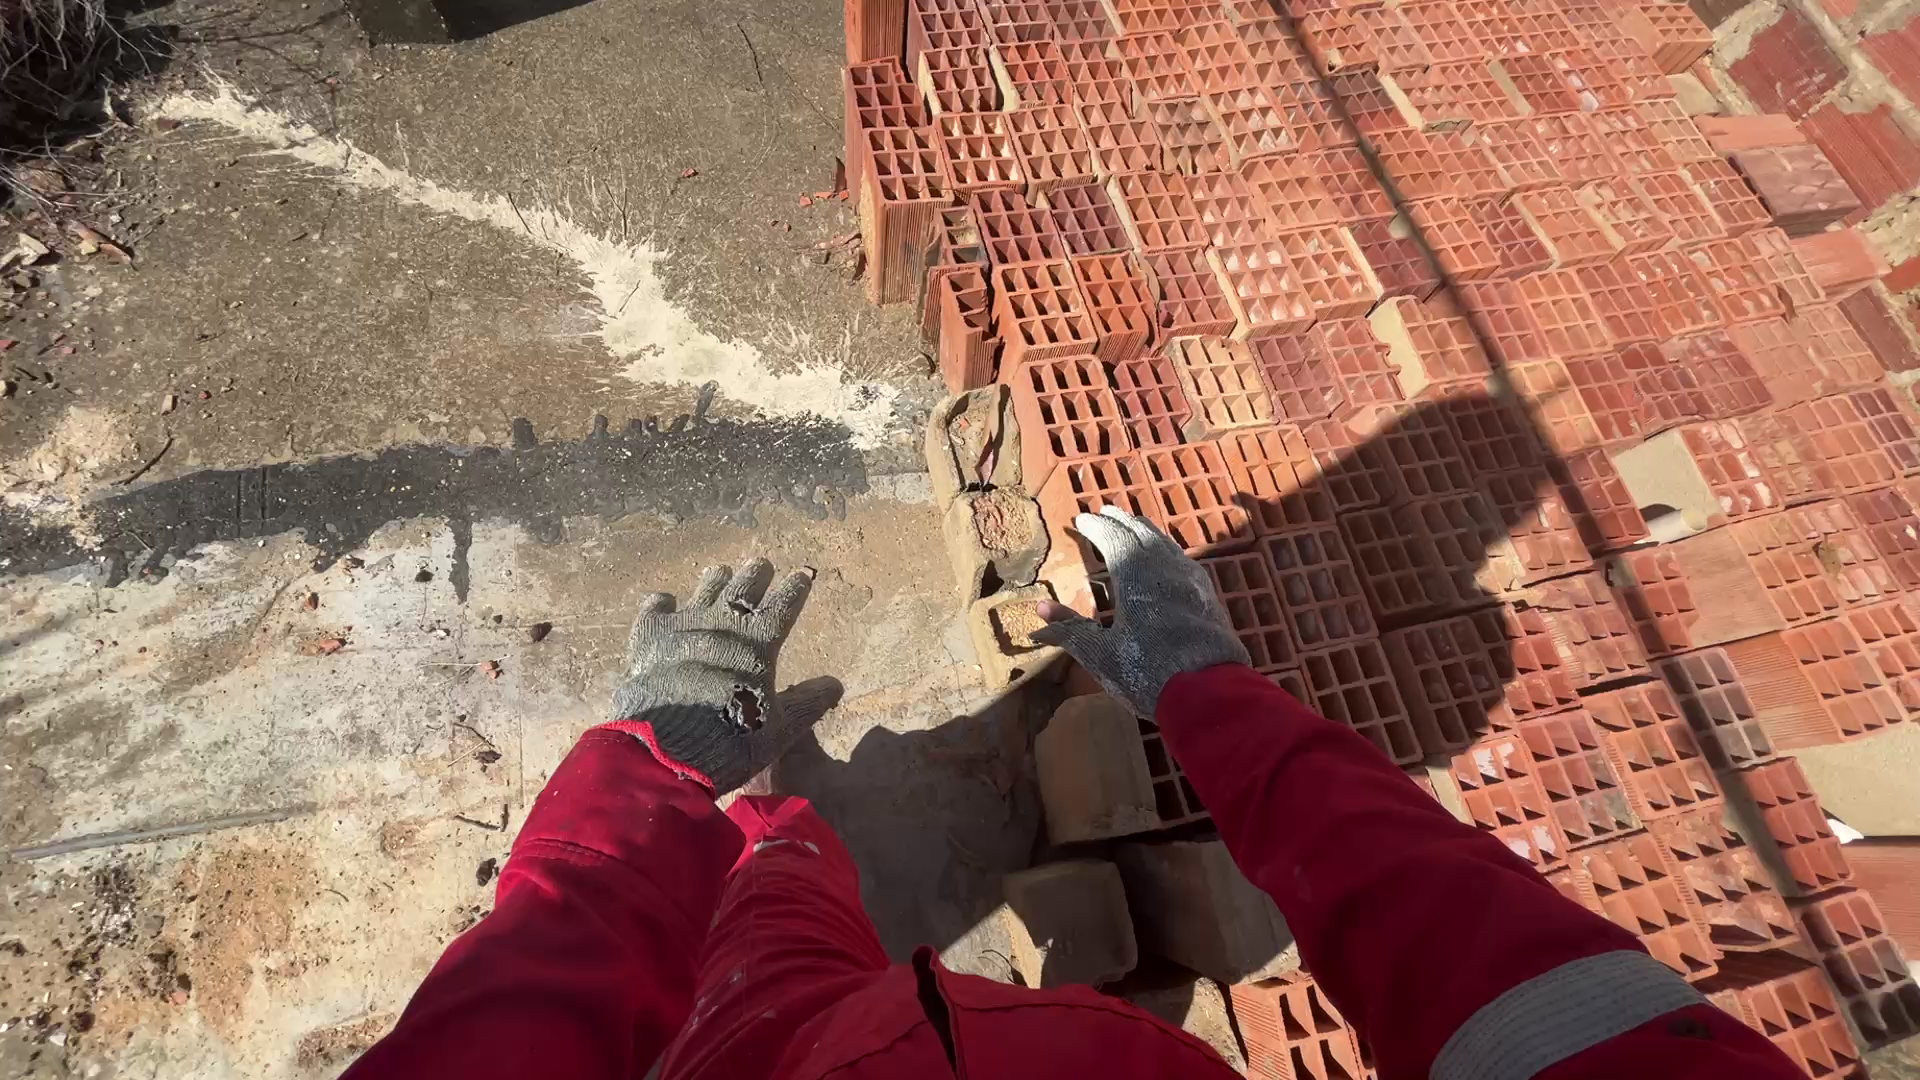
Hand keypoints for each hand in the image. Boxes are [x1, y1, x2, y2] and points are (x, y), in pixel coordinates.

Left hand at [608, 558, 841, 793]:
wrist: (668, 742)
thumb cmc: (733, 737)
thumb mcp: (781, 727)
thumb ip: (807, 703)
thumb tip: (835, 684)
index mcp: (760, 642)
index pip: (784, 606)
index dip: (795, 590)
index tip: (803, 574)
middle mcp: (725, 623)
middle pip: (743, 590)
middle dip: (754, 575)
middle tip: (760, 563)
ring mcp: (685, 625)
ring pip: (704, 592)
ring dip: (715, 581)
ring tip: (719, 571)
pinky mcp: (650, 636)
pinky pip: (655, 610)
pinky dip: (661, 603)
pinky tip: (662, 599)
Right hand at [1033, 508, 1249, 717]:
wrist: (1211, 694)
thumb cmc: (1148, 672)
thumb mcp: (1100, 654)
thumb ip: (1070, 629)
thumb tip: (1039, 609)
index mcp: (1135, 577)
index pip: (1113, 538)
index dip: (1096, 527)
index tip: (1081, 518)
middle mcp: (1165, 569)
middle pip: (1141, 534)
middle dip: (1121, 520)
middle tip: (1107, 510)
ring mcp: (1191, 582)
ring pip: (1166, 544)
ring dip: (1146, 531)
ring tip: (1134, 524)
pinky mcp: (1209, 598)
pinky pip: (1183, 560)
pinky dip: (1167, 549)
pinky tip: (1169, 558)